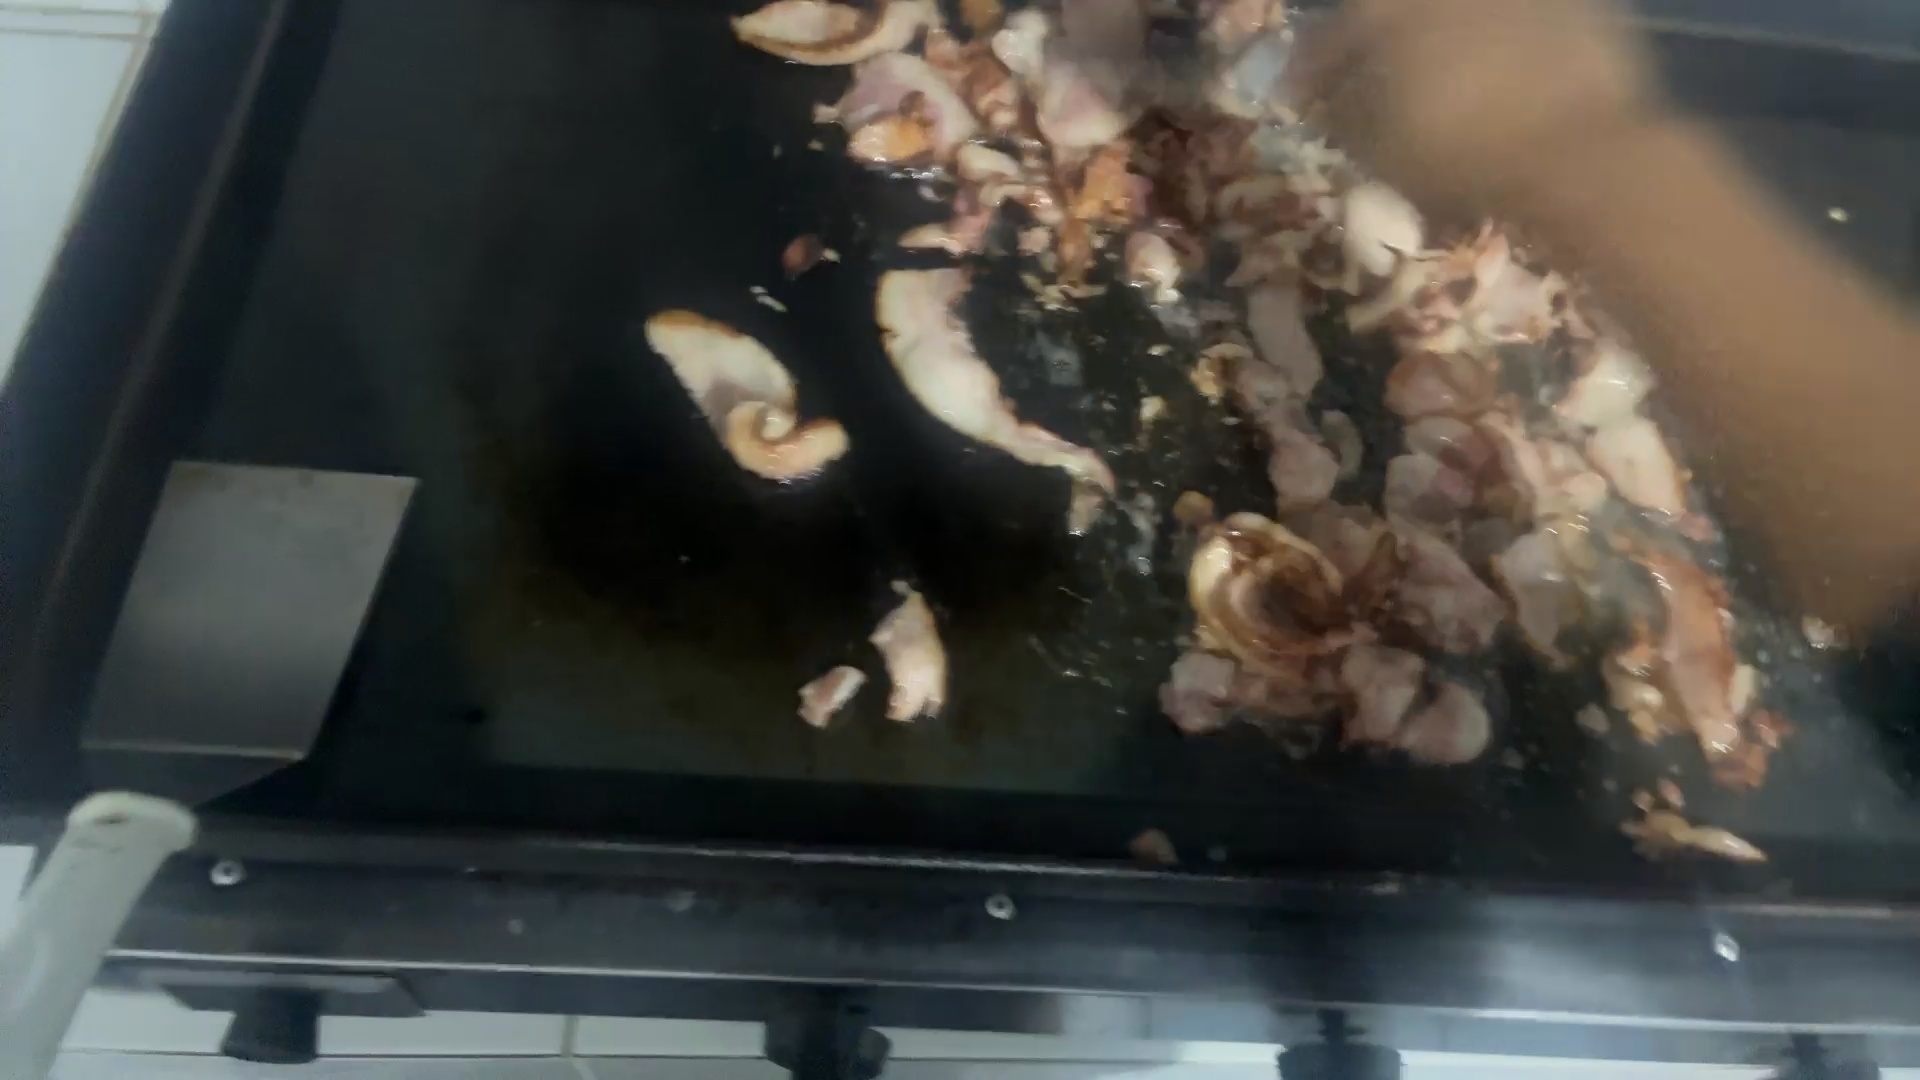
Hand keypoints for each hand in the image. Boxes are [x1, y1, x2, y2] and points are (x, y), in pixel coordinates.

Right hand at [1292, 0, 1664, 216]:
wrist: (1575, 150)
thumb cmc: (1455, 154)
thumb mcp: (1376, 149)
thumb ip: (1341, 118)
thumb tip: (1324, 104)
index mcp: (1397, 12)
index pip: (1334, 30)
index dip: (1308, 65)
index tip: (1293, 98)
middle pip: (1393, 13)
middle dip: (1366, 46)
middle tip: (1355, 83)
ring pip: (1449, 14)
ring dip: (1422, 42)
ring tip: (1417, 81)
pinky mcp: (1570, 2)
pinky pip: (1503, 18)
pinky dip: (1479, 41)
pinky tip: (1478, 77)